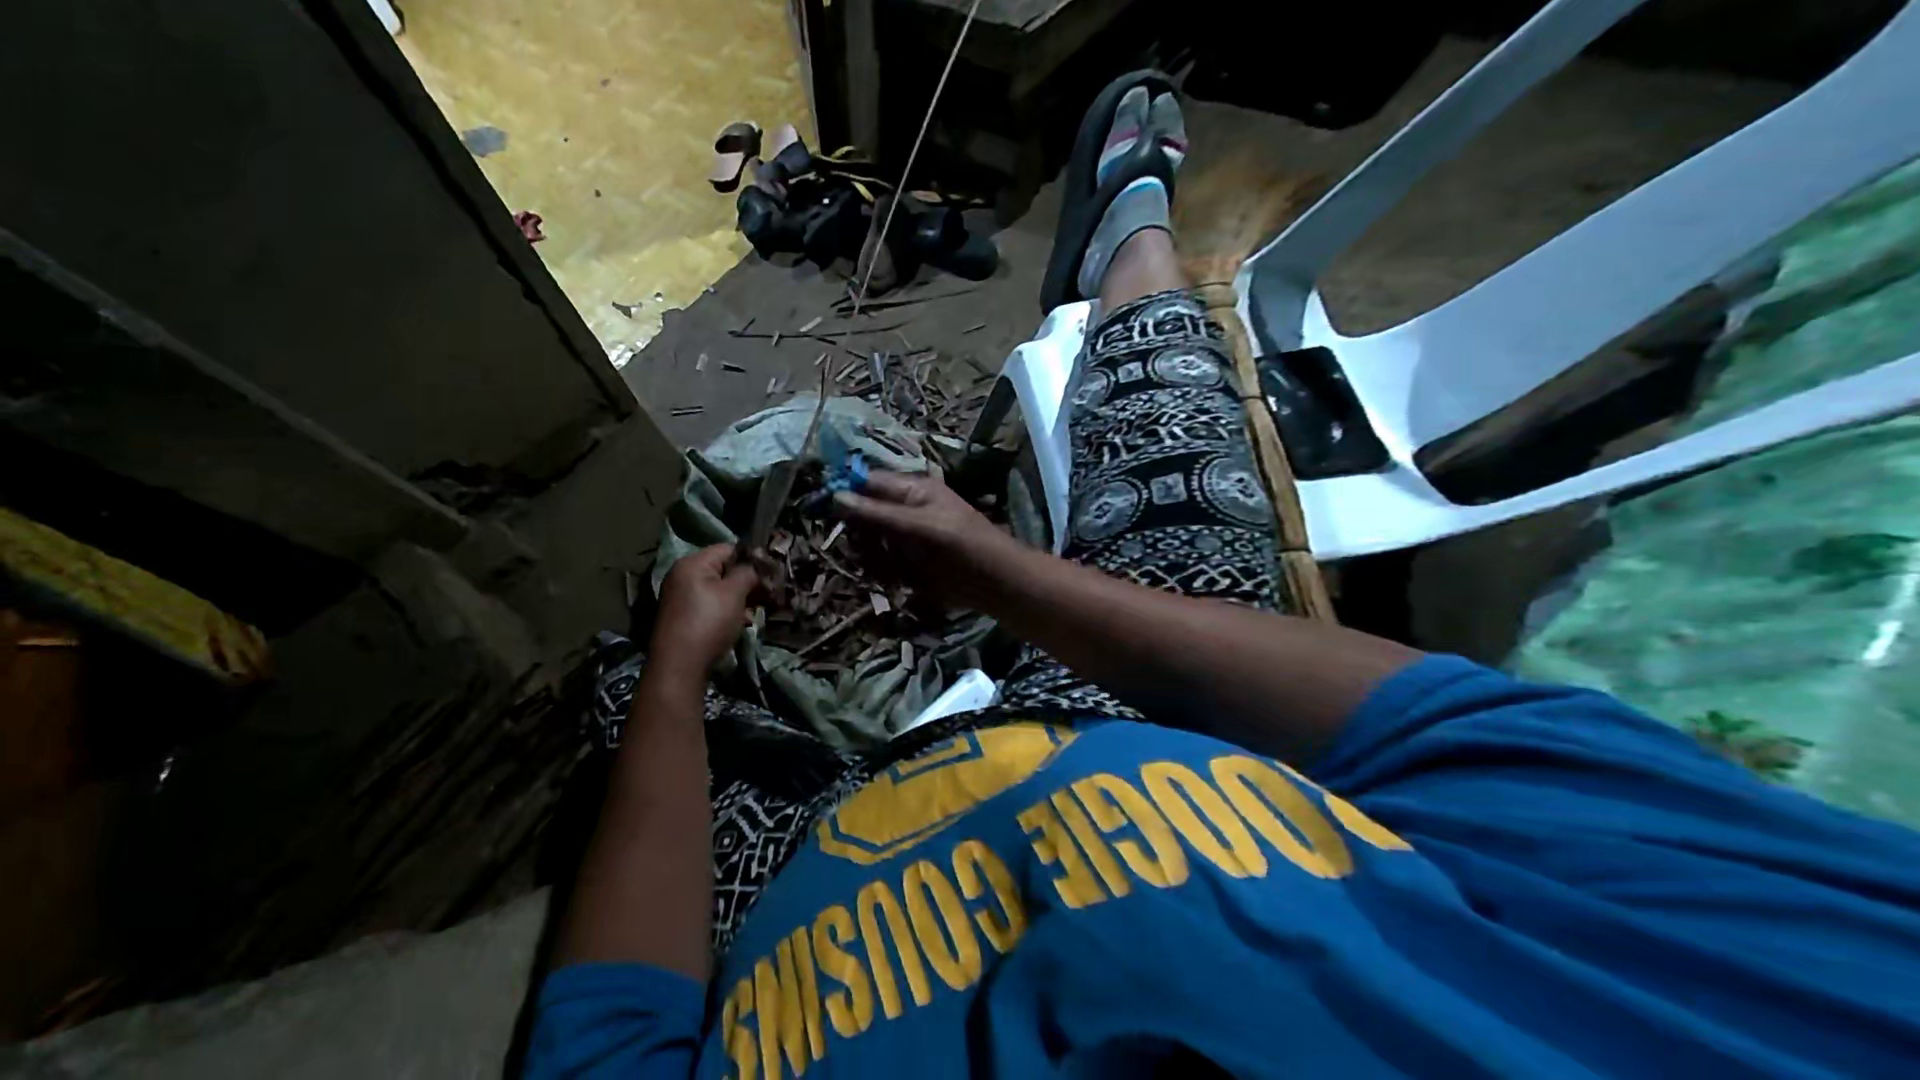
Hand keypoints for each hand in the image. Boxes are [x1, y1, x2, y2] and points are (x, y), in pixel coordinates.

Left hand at [651, 544, 759, 673]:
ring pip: (720, 589)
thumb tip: (759, 562)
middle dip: (747, 582)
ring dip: (740, 599)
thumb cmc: (709, 623)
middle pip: (724, 569)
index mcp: (693, 563)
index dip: (752, 559)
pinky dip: (727, 610)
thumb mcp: (734, 594)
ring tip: (754, 614)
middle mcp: (684, 575)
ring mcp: (682, 596)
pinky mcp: (684, 614)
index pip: (729, 549)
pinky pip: (711, 604)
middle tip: (767, 596)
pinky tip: (740, 623)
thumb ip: (748, 573)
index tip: (772, 574)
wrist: (680, 665)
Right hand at [832, 470, 1025, 608]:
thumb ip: (877, 514)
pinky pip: (882, 564)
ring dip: (873, 559)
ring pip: (869, 543)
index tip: (826, 510)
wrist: (993, 583)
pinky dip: (885, 573)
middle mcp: (904, 509)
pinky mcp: (908, 562)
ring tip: (892, 571)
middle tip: (870, 551)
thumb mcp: (918, 527)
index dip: (846, 493)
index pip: (867, 482)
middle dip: (861, 536)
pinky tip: (899, 581)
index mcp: (911, 490)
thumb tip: (835, 495)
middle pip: (862, 516)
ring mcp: (905, 537)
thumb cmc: (961, 545)